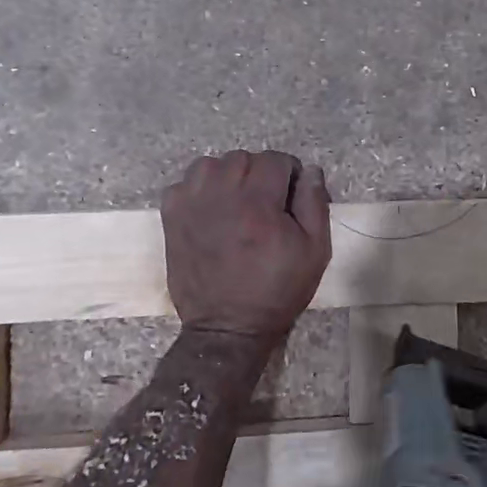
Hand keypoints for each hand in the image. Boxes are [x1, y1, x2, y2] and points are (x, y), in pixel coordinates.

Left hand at [161, 151, 331, 340]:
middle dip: (260, 172)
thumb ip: (314, 204)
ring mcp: (191, 207)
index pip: (274, 160)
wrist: (229, 327)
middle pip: (242, 158)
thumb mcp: (315, 250)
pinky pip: (183, 184)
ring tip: (237, 200)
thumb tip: (310, 171)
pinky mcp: (172, 220)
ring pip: (210, 165)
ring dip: (228, 175)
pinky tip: (211, 209)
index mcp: (259, 204)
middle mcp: (221, 198)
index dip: (290, 173)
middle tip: (267, 200)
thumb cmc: (278, 289)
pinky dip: (198, 189)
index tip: (292, 195)